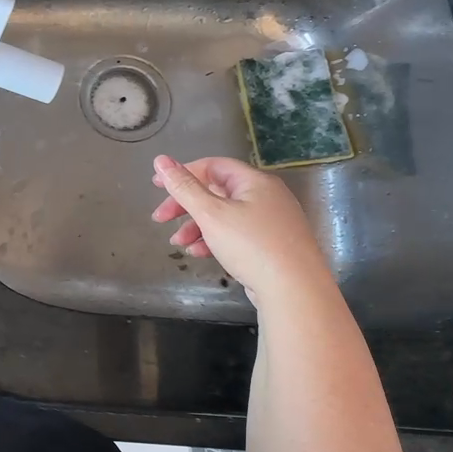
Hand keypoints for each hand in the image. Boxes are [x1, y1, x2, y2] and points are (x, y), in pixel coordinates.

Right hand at [149, 155, 337, 306]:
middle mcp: (267, 197)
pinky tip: (199, 253)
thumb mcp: (210, 213)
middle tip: (161, 218)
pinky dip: (214, 239)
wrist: (295, 291)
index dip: (183, 173)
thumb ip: (183, 187)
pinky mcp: (272, 245)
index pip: (212, 166)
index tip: (157, 187)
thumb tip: (160, 160)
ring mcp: (271, 222)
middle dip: (185, 206)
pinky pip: (236, 234)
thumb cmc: (250, 245)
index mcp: (255, 182)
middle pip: (216, 192)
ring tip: (178, 244)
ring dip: (196, 226)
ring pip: (224, 216)